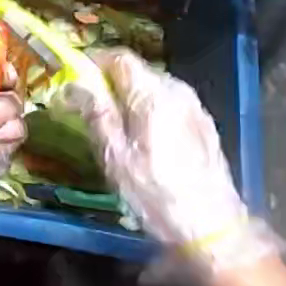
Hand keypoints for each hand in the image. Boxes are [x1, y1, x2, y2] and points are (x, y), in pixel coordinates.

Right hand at [71, 49, 282, 272]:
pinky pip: (168, 103)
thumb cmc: (155, 192)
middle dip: (108, 83)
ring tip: (113, 127)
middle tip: (87, 108)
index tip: (73, 81)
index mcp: (153, 95)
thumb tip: (74, 83)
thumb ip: (96, 112)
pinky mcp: (203, 123)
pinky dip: (148, 110)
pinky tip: (142, 139)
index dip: (93, 63)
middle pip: (136, 72)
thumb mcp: (115, 155)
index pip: (119, 58)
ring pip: (152, 88)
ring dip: (128, 98)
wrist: (211, 227)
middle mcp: (177, 91)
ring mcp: (194, 106)